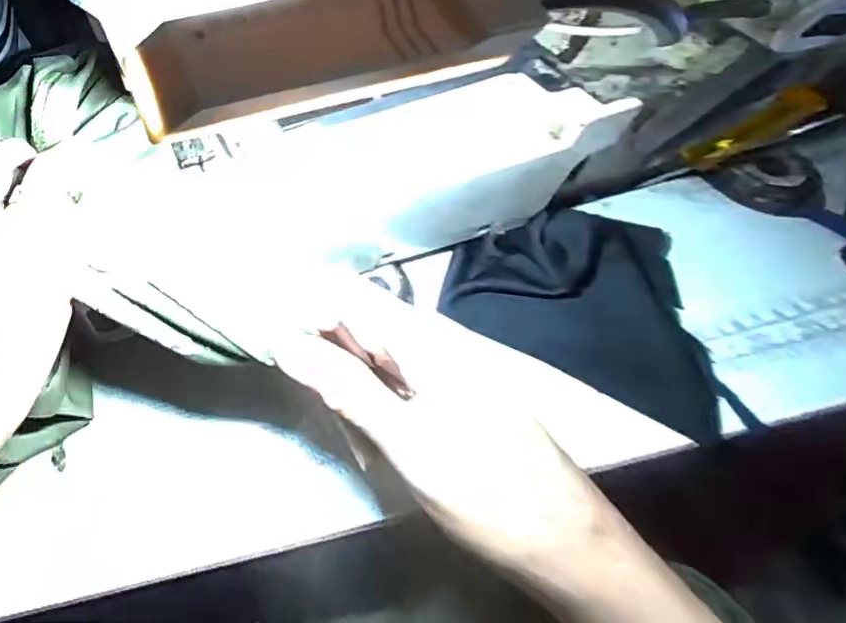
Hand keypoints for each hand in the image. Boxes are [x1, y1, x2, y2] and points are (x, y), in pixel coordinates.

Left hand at [0, 119, 74, 457]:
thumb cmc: (10, 373)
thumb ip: (63, 259)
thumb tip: (67, 219)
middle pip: (24, 170)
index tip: (80, 157)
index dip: (71, 162)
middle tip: (50, 166)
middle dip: (43, 157)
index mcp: (35, 257)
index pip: (57, 185)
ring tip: (14, 156)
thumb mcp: (56, 315)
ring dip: (4, 154)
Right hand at [271, 283, 615, 574]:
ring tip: (361, 447)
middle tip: (326, 414)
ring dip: (351, 394)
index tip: (275, 345)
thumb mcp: (408, 443)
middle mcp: (433, 341)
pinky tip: (378, 447)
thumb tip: (287, 343)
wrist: (571, 548)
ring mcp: (443, 368)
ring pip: (373, 360)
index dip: (305, 315)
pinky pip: (395, 385)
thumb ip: (346, 387)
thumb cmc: (487, 492)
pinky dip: (376, 410)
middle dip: (327, 361)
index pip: (346, 297)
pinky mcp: (449, 394)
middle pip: (358, 327)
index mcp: (425, 338)